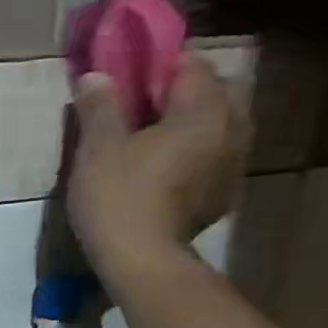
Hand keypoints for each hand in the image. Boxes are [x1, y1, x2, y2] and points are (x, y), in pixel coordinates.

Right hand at [65, 50, 245, 292]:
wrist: (142, 264)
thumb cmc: (120, 198)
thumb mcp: (98, 147)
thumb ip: (100, 105)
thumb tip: (95, 76)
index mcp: (205, 110)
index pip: (191, 64)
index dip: (157, 65)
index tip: (128, 78)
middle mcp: (232, 131)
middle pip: (214, 93)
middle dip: (182, 93)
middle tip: (143, 108)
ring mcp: (232, 167)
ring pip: (218, 127)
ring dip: (191, 125)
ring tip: (154, 138)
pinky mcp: (222, 197)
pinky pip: (213, 158)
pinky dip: (195, 154)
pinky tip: (166, 169)